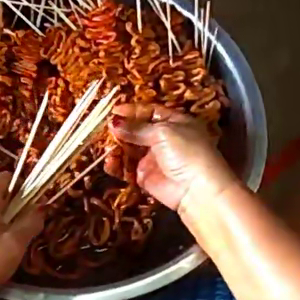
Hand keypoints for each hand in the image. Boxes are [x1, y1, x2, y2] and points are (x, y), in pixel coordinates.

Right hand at [110, 104, 240, 215]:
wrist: (196, 189)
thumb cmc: (185, 152)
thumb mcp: (163, 133)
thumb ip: (137, 128)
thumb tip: (114, 123)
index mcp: (174, 122)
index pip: (149, 112)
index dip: (132, 110)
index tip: (113, 110)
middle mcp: (163, 138)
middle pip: (136, 130)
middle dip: (120, 130)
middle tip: (103, 129)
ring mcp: (153, 158)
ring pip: (129, 149)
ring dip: (116, 148)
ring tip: (105, 147)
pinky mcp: (145, 176)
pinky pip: (127, 168)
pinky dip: (116, 165)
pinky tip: (108, 163)